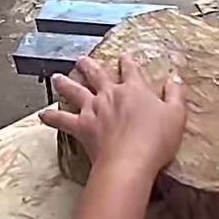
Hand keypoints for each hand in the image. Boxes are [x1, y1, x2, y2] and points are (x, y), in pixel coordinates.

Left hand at [43, 55, 186, 186]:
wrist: (129, 162)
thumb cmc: (156, 139)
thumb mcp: (176, 113)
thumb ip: (175, 93)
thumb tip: (174, 76)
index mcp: (134, 89)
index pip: (130, 70)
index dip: (127, 62)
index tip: (123, 56)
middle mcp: (110, 94)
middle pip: (97, 75)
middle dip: (89, 66)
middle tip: (81, 59)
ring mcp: (94, 110)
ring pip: (76, 92)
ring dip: (66, 83)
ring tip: (57, 77)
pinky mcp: (82, 127)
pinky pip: (62, 120)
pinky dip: (51, 117)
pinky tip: (42, 114)